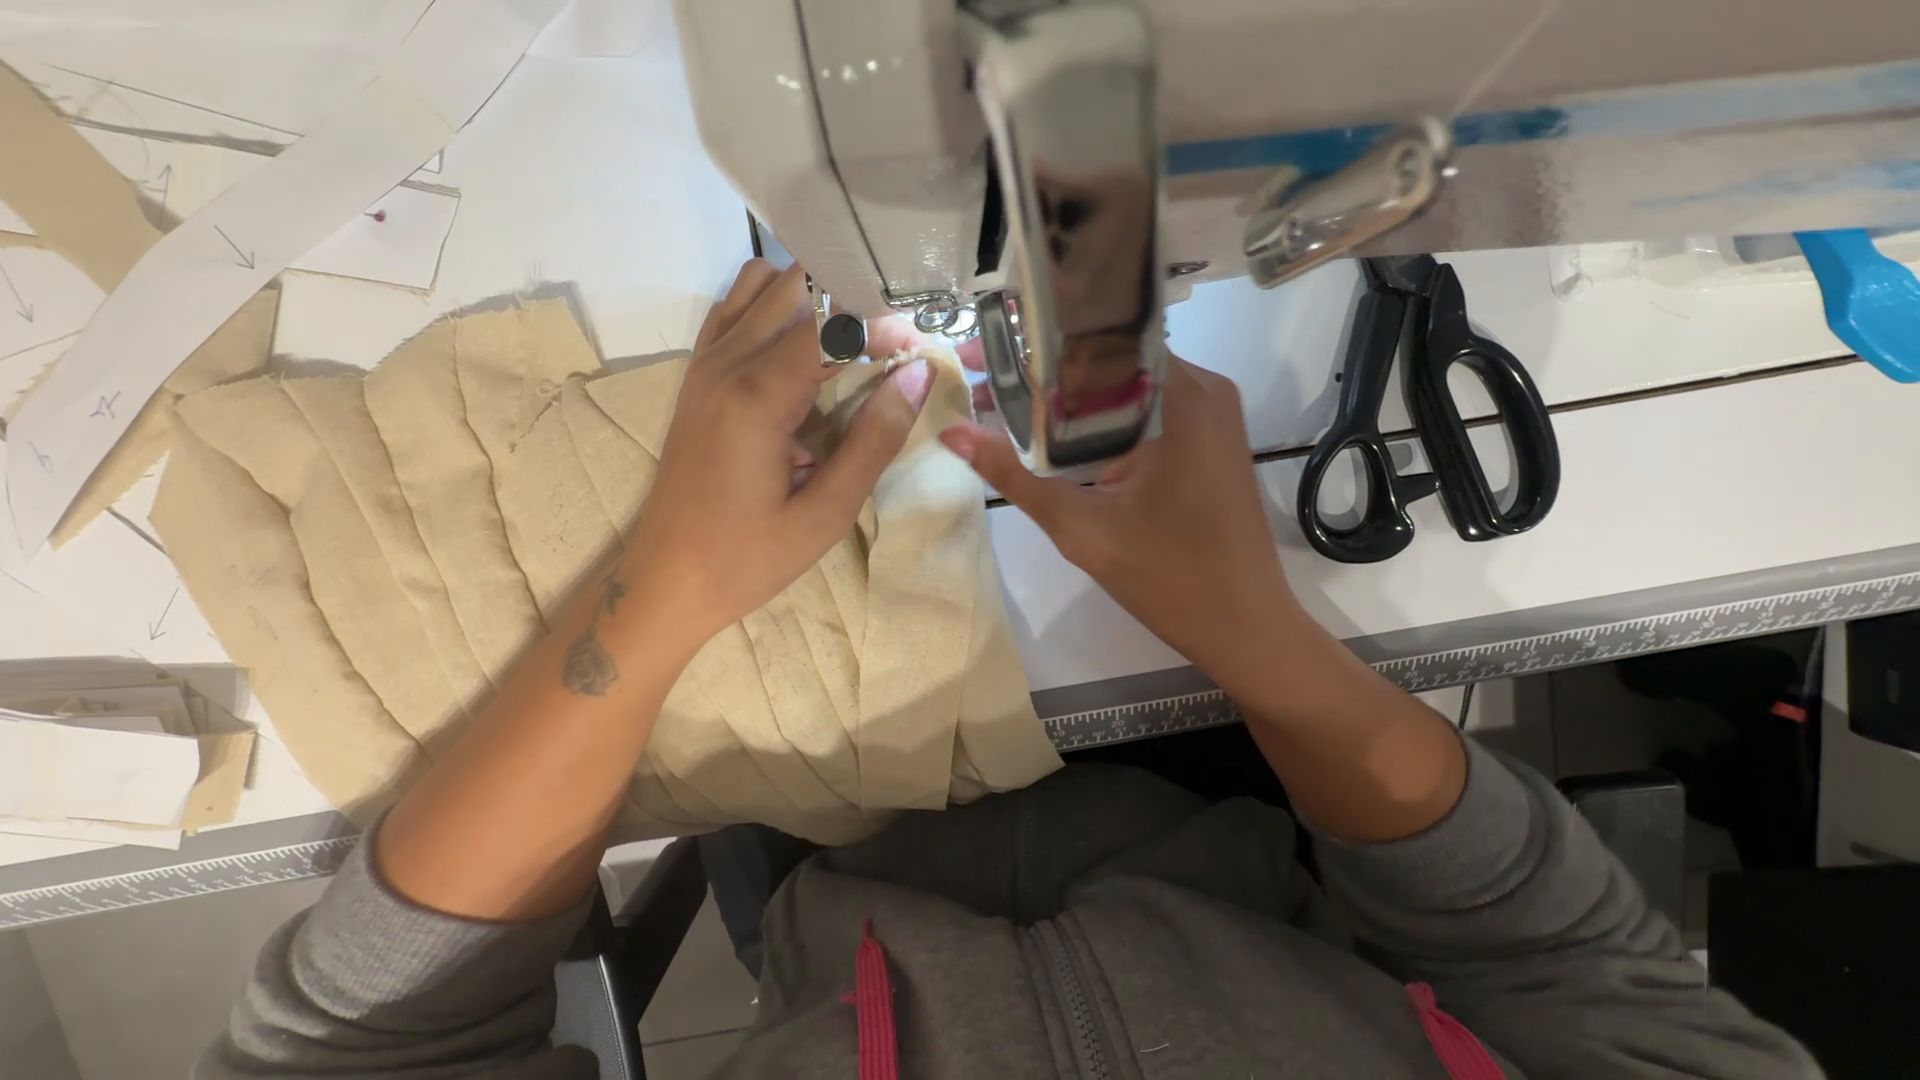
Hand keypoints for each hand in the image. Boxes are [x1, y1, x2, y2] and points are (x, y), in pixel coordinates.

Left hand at [625, 260, 932, 656]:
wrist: (667, 579)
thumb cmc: (748, 558)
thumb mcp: (825, 514)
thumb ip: (874, 440)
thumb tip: (917, 375)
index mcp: (755, 397)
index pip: (831, 322)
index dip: (884, 327)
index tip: (918, 354)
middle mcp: (725, 363)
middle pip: (796, 284)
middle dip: (853, 300)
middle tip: (891, 344)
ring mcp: (704, 363)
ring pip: (762, 282)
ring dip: (812, 296)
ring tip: (849, 343)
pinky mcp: (697, 374)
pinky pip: (734, 308)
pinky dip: (775, 308)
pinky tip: (802, 350)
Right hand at [938, 354, 1302, 694]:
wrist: (1245, 625)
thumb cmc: (1168, 577)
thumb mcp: (1080, 525)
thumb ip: (1014, 474)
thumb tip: (953, 433)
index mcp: (1178, 394)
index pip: (1091, 343)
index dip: (1028, 345)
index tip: (978, 357)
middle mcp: (1201, 387)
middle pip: (1107, 361)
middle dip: (1042, 371)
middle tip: (983, 382)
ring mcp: (1211, 413)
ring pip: (1124, 386)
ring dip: (1068, 397)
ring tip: (1006, 406)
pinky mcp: (1209, 438)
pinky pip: (1145, 411)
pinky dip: (1100, 419)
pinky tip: (1058, 437)